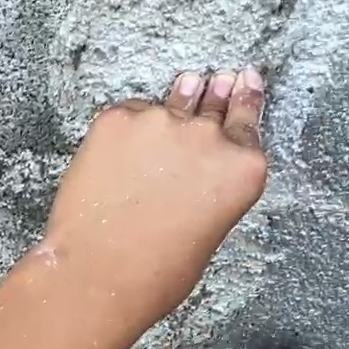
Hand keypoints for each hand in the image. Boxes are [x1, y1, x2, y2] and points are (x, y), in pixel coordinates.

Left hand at [34, 67, 267, 325]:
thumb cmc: (156, 269)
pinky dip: (128, 127)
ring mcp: (161, 122)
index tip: (247, 79)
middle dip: (216, 92)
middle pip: (214, 104)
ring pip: (170, 103)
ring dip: (178, 99)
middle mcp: (208, 137)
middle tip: (221, 77)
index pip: (248, 120)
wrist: (100, 271)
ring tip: (186, 84)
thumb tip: (193, 169)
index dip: (247, 97)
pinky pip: (129, 114)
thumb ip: (212, 185)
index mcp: (242, 169)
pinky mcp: (118, 119)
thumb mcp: (209, 227)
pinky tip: (123, 150)